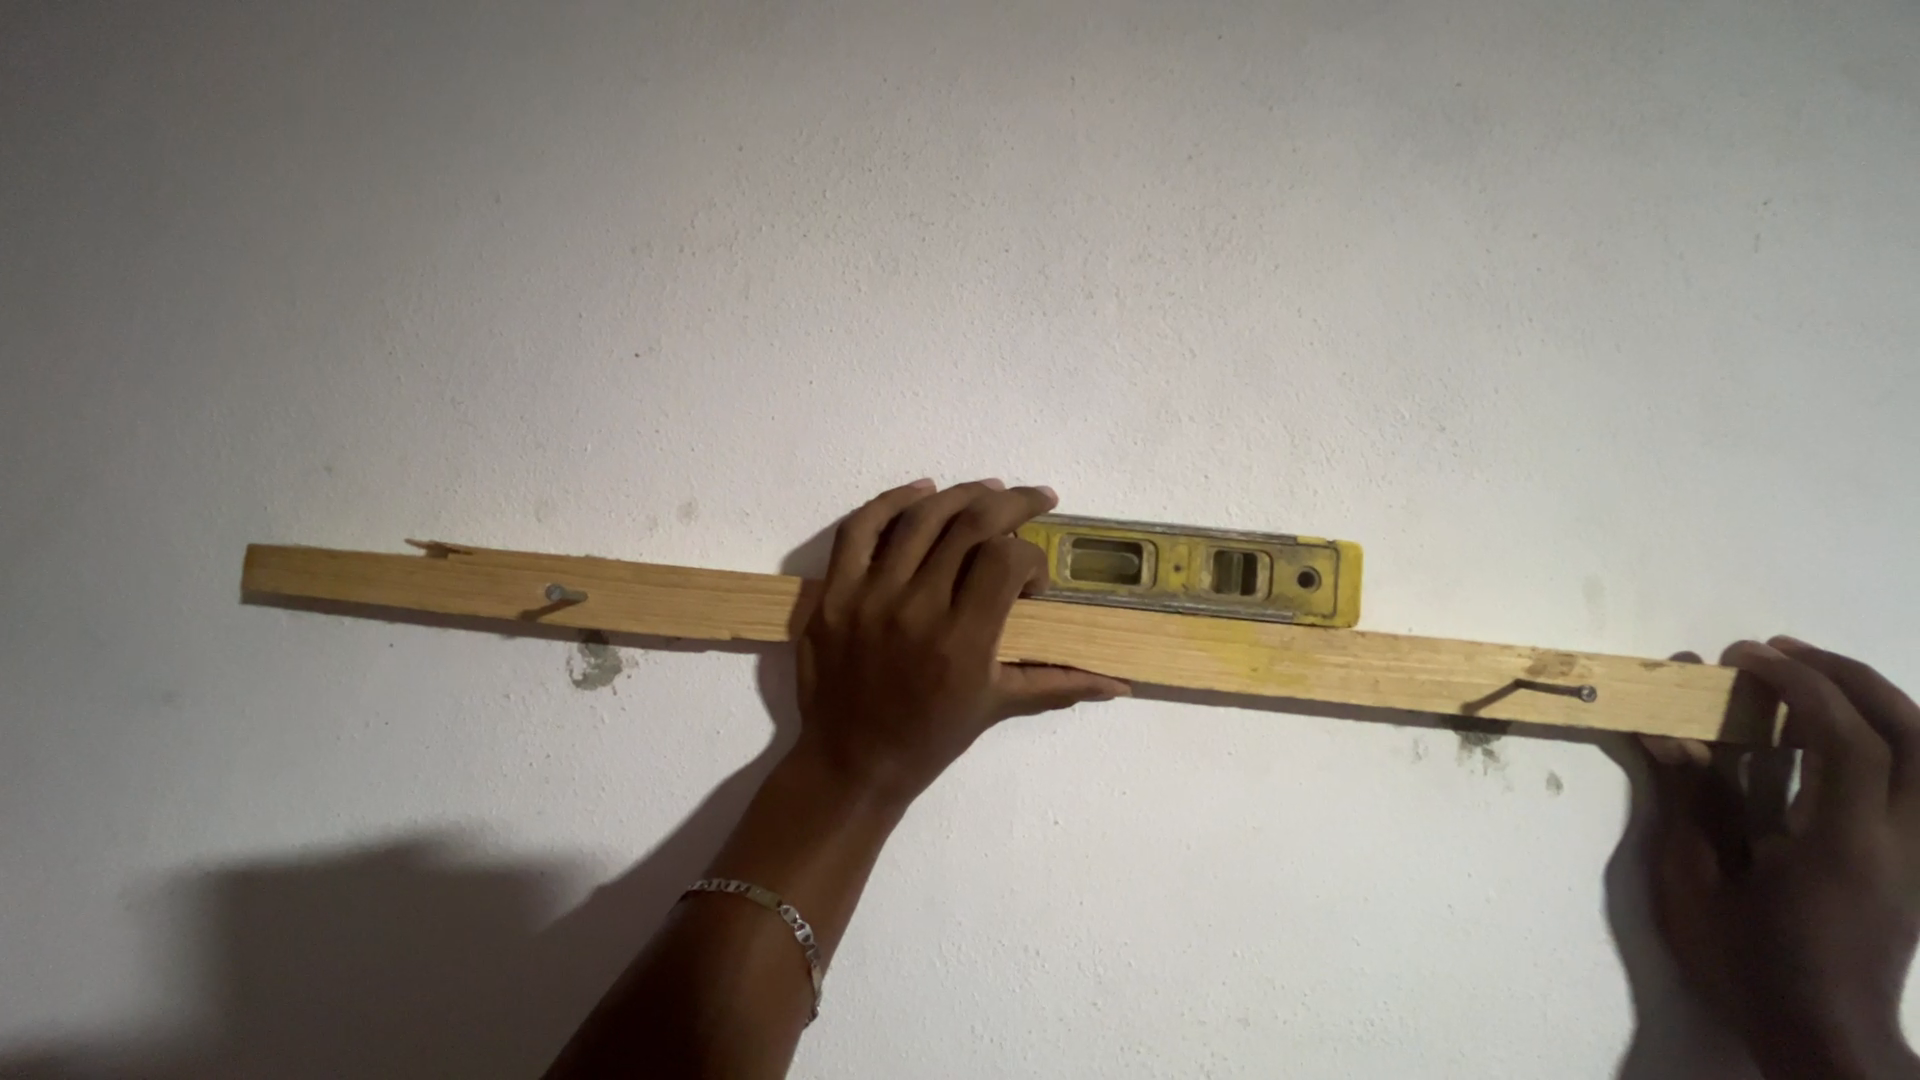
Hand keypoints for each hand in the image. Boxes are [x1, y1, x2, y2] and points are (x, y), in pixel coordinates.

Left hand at [791, 478, 1129, 807]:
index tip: (1033, 581)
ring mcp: (868, 597)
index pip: (1007, 561)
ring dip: (961, 494)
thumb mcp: (997, 708)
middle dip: (1012, 504)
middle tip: (1035, 499)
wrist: (851, 762)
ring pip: (919, 518)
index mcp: (962, 642)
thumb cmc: (931, 738)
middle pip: (969, 526)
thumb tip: (1120, 684)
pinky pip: (860, 528)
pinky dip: (892, 500)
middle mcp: (916, 610)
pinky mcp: (833, 593)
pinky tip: (923, 491)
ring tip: (990, 490)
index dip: (1032, 557)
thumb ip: (1059, 684)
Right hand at [1642, 637, 1919, 1079]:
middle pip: (1915, 736)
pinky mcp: (1917, 859)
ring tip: (1811, 675)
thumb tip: (1666, 734)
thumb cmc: (1744, 959)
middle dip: (1847, 678)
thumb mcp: (1695, 881)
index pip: (1848, 742)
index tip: (1739, 657)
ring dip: (1879, 701)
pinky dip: (1891, 736)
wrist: (1822, 1033)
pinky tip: (1839, 727)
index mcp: (1845, 847)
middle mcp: (1905, 842)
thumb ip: (1690, 802)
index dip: (1798, 685)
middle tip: (1777, 652)